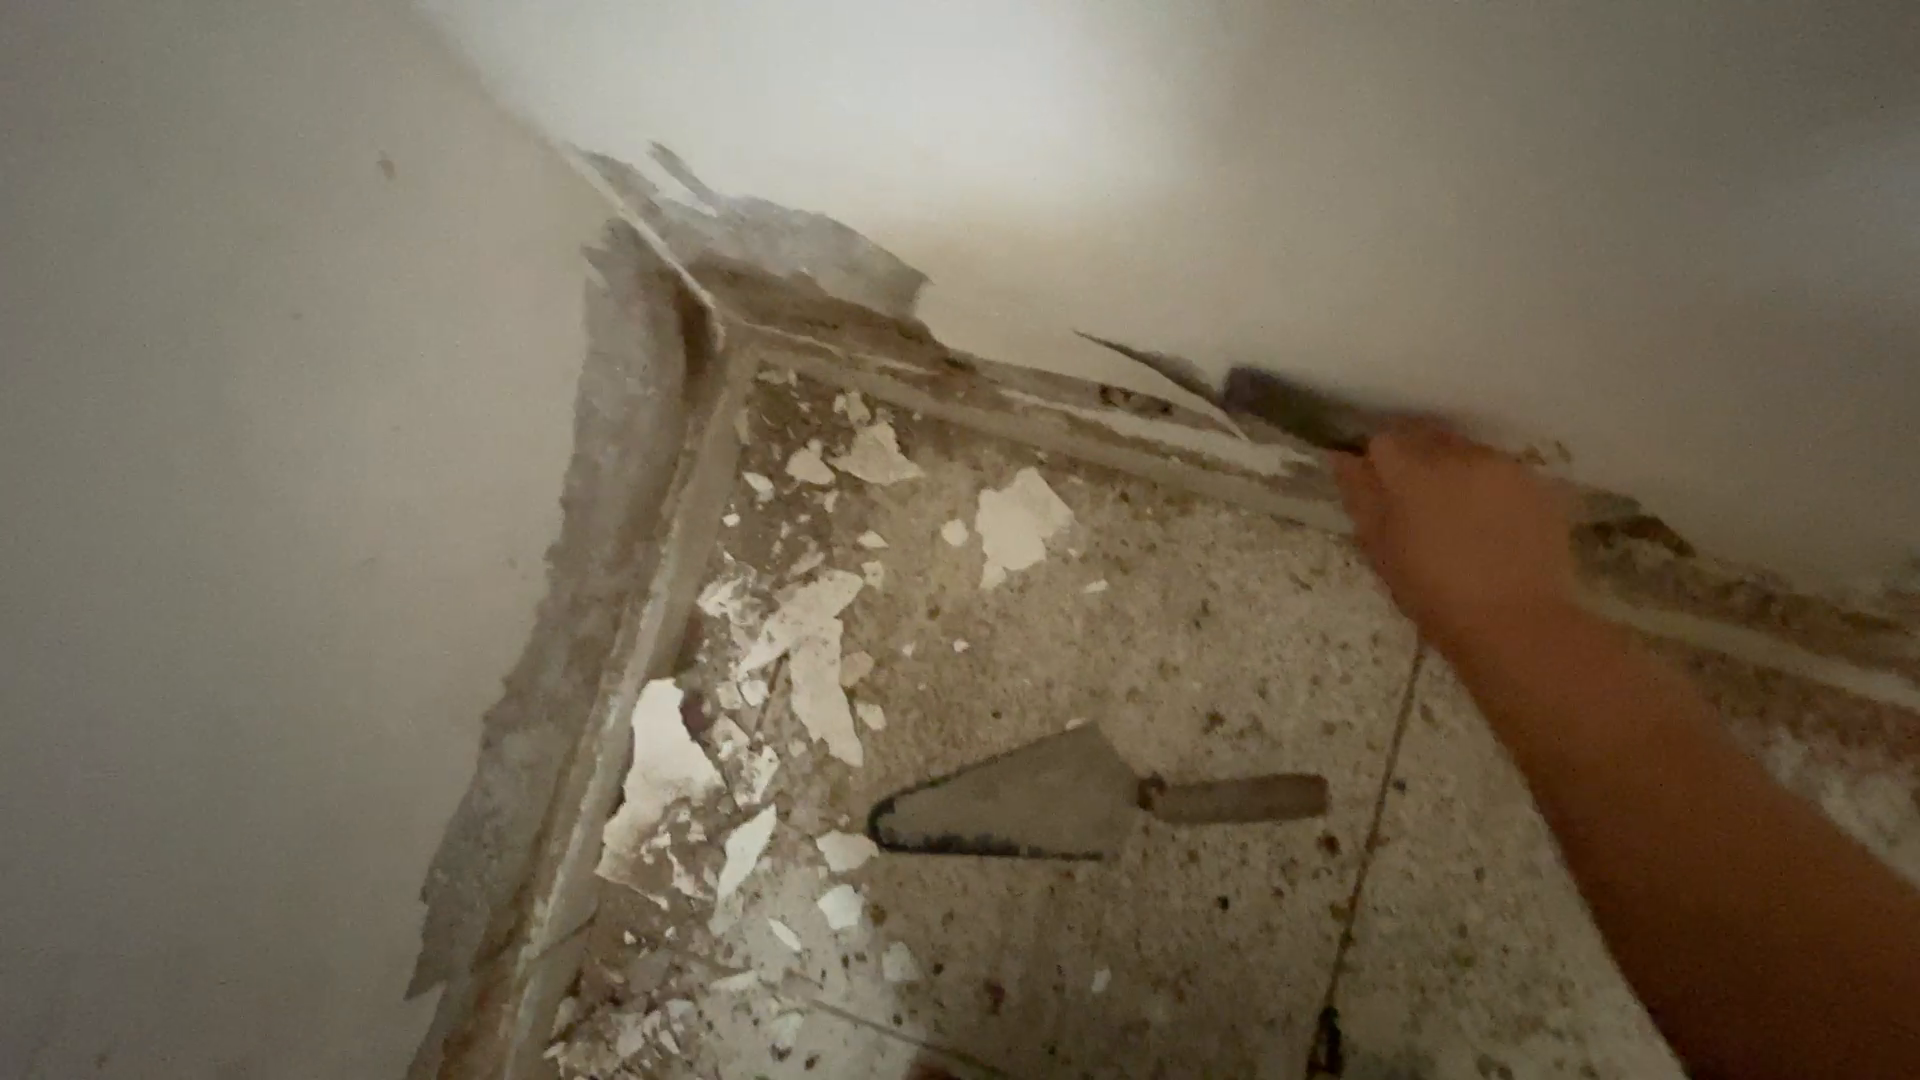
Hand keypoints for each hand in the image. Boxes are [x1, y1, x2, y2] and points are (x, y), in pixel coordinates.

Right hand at [1332, 423, 1575, 654]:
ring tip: (1454, 510)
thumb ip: (1359, 495)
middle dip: (1414, 457)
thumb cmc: (1429, 590)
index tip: (1376, 487)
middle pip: (1425, 435)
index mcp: (1410, 473)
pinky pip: (1500, 469)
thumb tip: (1342, 457)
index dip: (1376, 461)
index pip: (1383, 441)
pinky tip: (1489, 520)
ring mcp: (1502, 467)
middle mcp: (1457, 457)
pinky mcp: (1537, 483)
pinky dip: (1487, 484)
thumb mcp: (1379, 547)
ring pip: (1465, 449)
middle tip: (1413, 498)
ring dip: (1452, 468)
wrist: (1513, 619)